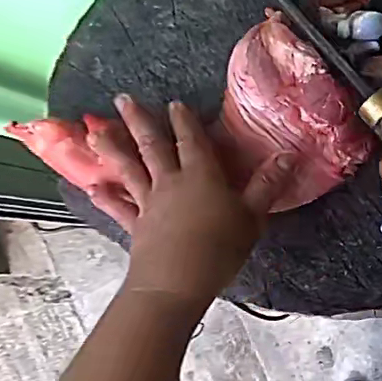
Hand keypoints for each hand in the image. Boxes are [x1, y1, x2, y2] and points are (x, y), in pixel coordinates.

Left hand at [86, 94, 292, 306]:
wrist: (177, 281)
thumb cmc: (221, 247)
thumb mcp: (253, 215)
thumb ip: (268, 184)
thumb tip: (289, 155)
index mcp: (201, 176)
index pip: (192, 141)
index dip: (184, 121)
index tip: (174, 103)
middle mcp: (171, 182)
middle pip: (153, 146)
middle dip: (139, 121)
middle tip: (122, 99)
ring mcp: (150, 203)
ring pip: (129, 170)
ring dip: (113, 149)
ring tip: (95, 131)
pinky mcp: (136, 226)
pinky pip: (120, 208)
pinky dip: (107, 198)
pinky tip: (92, 188)